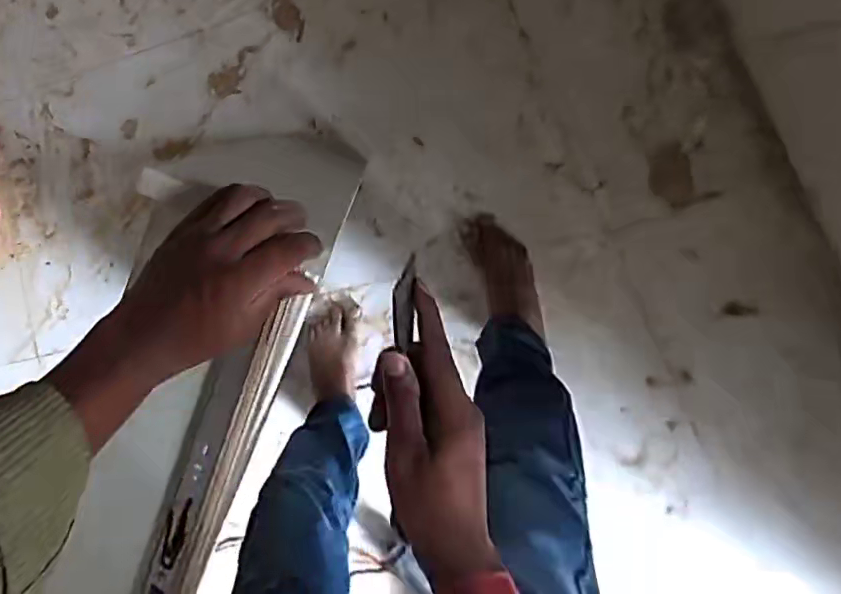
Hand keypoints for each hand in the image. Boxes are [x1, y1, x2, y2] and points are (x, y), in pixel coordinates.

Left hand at [48, 184, 321, 448]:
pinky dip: (238, 197)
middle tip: (301, 225)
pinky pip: (216, 199)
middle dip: (293, 217)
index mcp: (238, 282)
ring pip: (242, 197)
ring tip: (276, 210)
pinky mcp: (185, 226)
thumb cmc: (196, 339)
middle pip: (268, 216)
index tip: (314, 247)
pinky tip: (247, 206)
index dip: (307, 244)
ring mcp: (200, 233)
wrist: (144, 331)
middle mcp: (221, 250)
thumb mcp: (243, 327)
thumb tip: (305, 278)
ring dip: (267, 199)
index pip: (285, 250)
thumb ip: (275, 296)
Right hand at [375, 281, 503, 585]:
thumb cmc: (429, 506)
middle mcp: (464, 410)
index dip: (426, 316)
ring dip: (399, 396)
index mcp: (454, 410)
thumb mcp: (405, 451)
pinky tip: (395, 434)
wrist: (460, 555)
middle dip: (396, 373)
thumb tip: (395, 356)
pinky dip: (409, 409)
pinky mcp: (459, 436)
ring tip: (383, 430)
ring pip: (425, 386)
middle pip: (425, 366)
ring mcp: (464, 423)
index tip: (418, 286)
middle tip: (377, 411)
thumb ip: (401, 400)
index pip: (435, 350)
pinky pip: (430, 404)